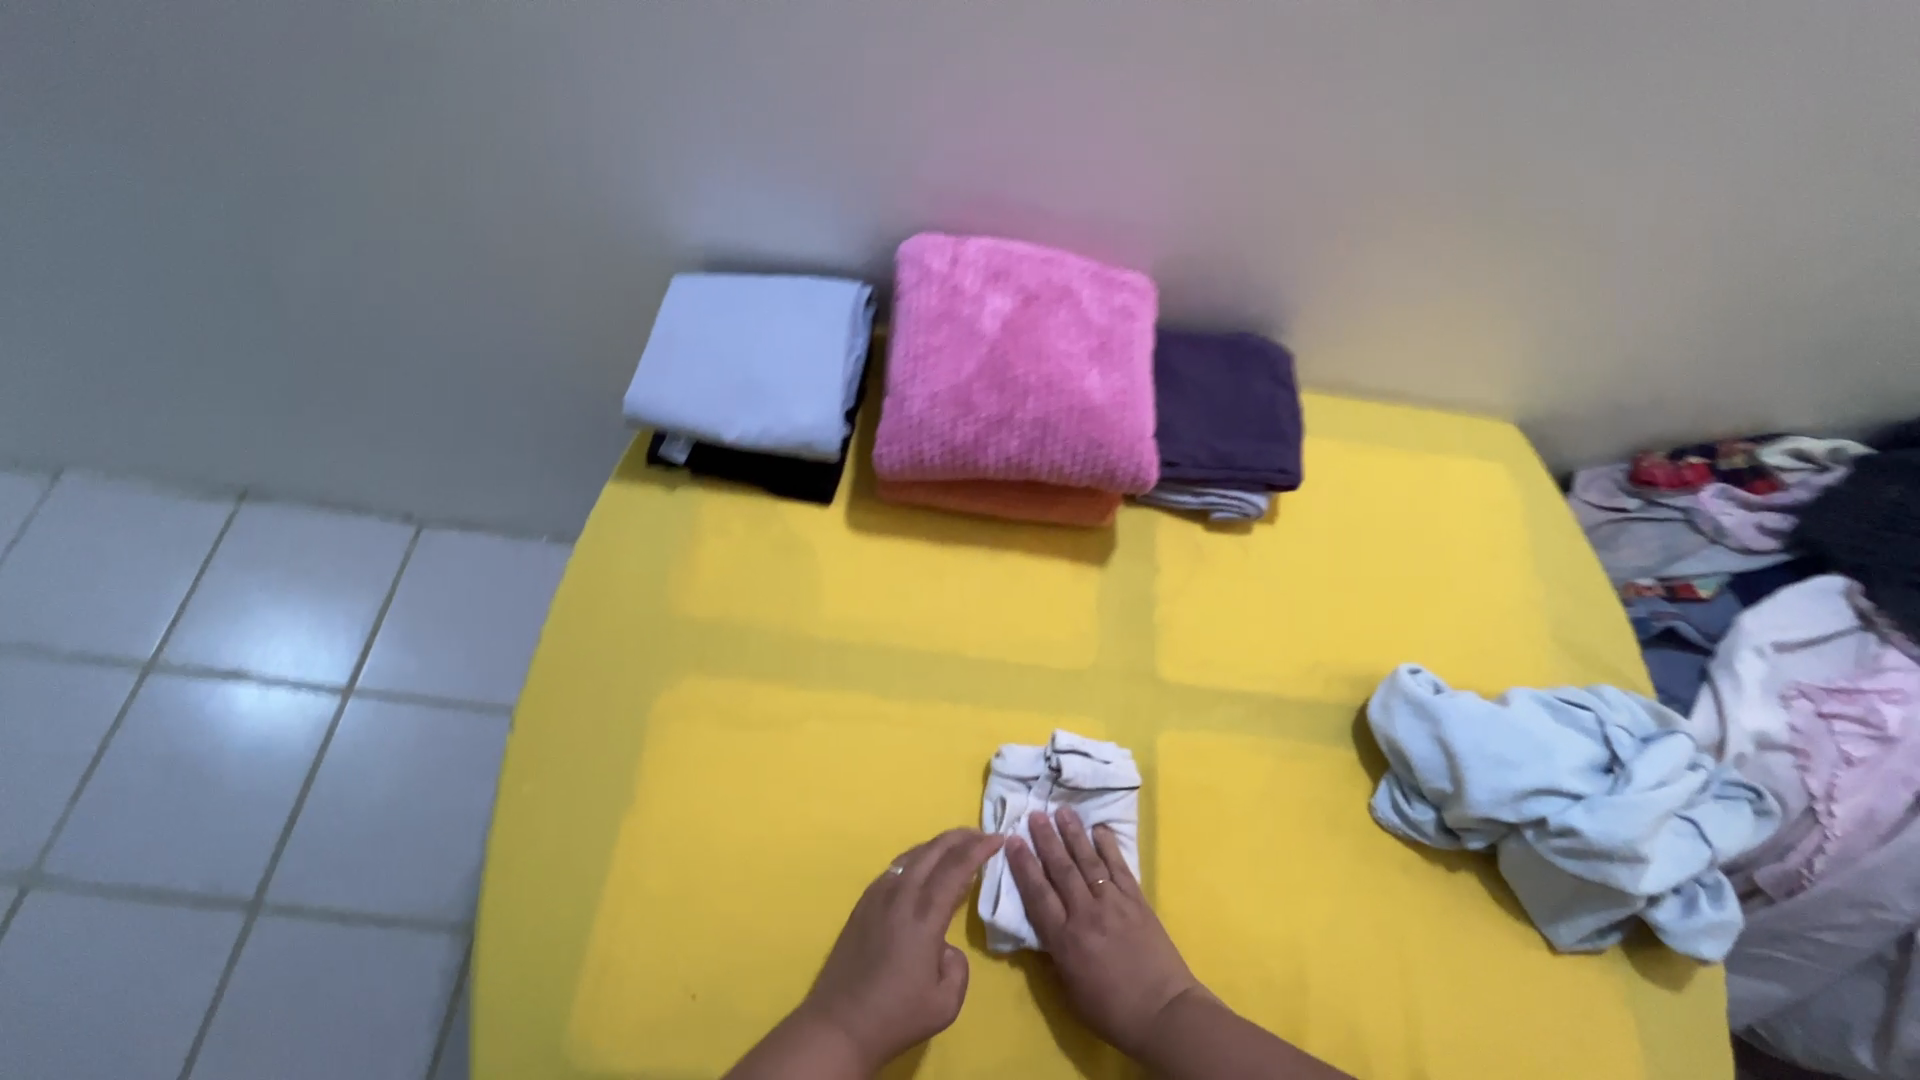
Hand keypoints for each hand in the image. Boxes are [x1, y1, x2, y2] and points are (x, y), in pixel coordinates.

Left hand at [794, 828, 1004, 1072]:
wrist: (839, 1025)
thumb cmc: (896, 1016)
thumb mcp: (946, 1003)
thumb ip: (958, 966)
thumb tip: (945, 947)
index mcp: (924, 916)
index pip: (956, 868)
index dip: (979, 849)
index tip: (998, 838)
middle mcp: (901, 896)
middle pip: (933, 851)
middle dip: (960, 837)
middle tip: (982, 834)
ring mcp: (877, 897)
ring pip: (911, 856)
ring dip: (937, 845)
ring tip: (956, 845)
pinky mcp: (862, 905)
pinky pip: (894, 869)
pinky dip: (915, 859)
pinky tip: (921, 868)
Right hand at [1007, 807, 1206, 1058]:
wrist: (1164, 1013)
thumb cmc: (1111, 1011)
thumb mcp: (1069, 990)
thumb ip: (1054, 954)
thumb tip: (1043, 929)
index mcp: (1064, 940)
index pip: (1038, 894)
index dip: (1023, 865)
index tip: (1012, 841)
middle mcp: (1086, 914)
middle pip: (1061, 869)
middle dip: (1046, 839)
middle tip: (1035, 814)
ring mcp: (1113, 904)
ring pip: (1088, 861)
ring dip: (1073, 834)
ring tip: (1061, 811)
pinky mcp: (1137, 901)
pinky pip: (1119, 867)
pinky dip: (1108, 846)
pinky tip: (1099, 830)